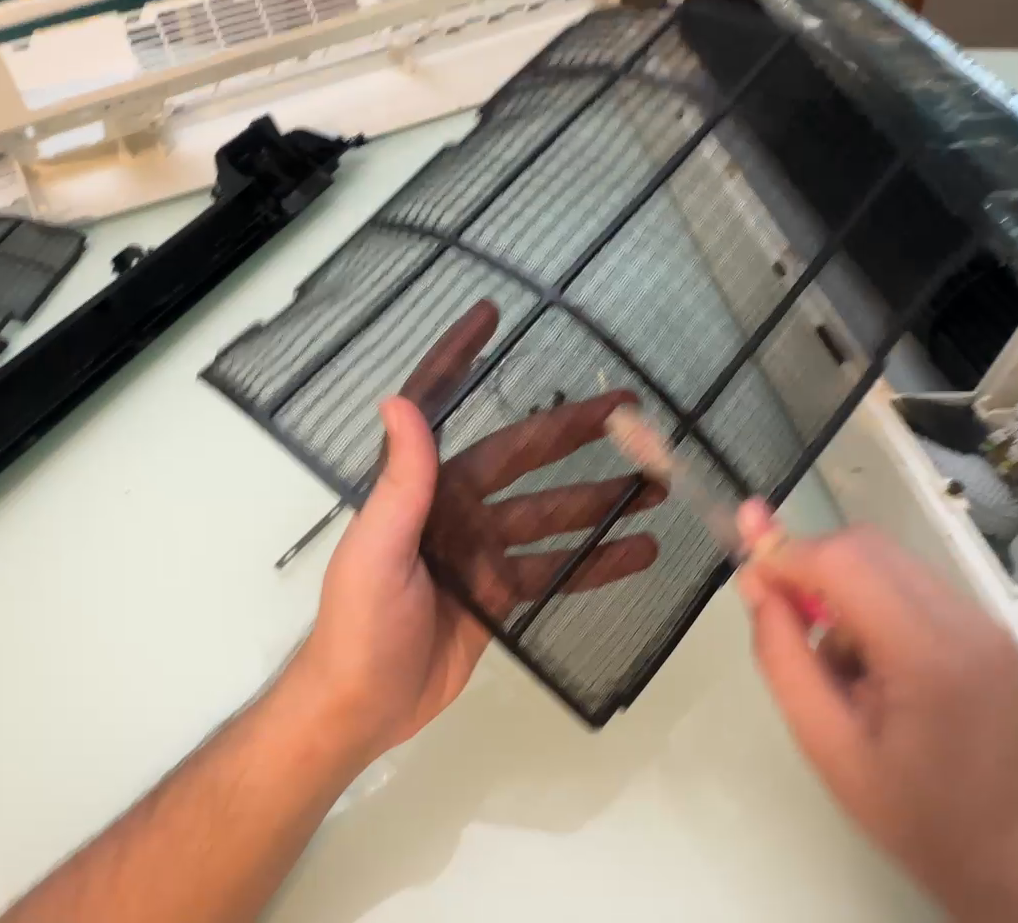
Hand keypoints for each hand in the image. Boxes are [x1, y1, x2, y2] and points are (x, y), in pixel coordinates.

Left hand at [294, 302, 662, 757]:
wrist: (364, 703)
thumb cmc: (361, 620)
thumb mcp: (378, 546)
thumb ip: (400, 479)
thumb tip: (397, 399)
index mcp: (423, 485)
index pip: (441, 406)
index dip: (460, 358)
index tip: (490, 315)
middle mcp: (454, 506)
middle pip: (524, 458)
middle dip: (574, 433)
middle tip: (631, 412)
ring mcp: (480, 549)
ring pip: (551, 514)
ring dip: (600, 500)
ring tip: (656, 485)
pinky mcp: (497, 592)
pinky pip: (554, 569)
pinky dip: (595, 562)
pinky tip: (639, 550)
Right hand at [733, 501, 1017, 919]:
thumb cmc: (919, 816)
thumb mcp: (825, 744)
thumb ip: (781, 656)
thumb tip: (755, 584)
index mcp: (928, 653)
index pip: (841, 560)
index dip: (783, 554)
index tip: (746, 578)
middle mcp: (965, 621)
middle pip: (864, 547)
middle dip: (809, 565)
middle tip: (778, 614)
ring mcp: (985, 623)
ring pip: (885, 561)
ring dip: (839, 587)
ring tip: (832, 662)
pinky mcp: (989, 631)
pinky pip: (910, 585)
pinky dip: (870, 602)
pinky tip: (869, 664)